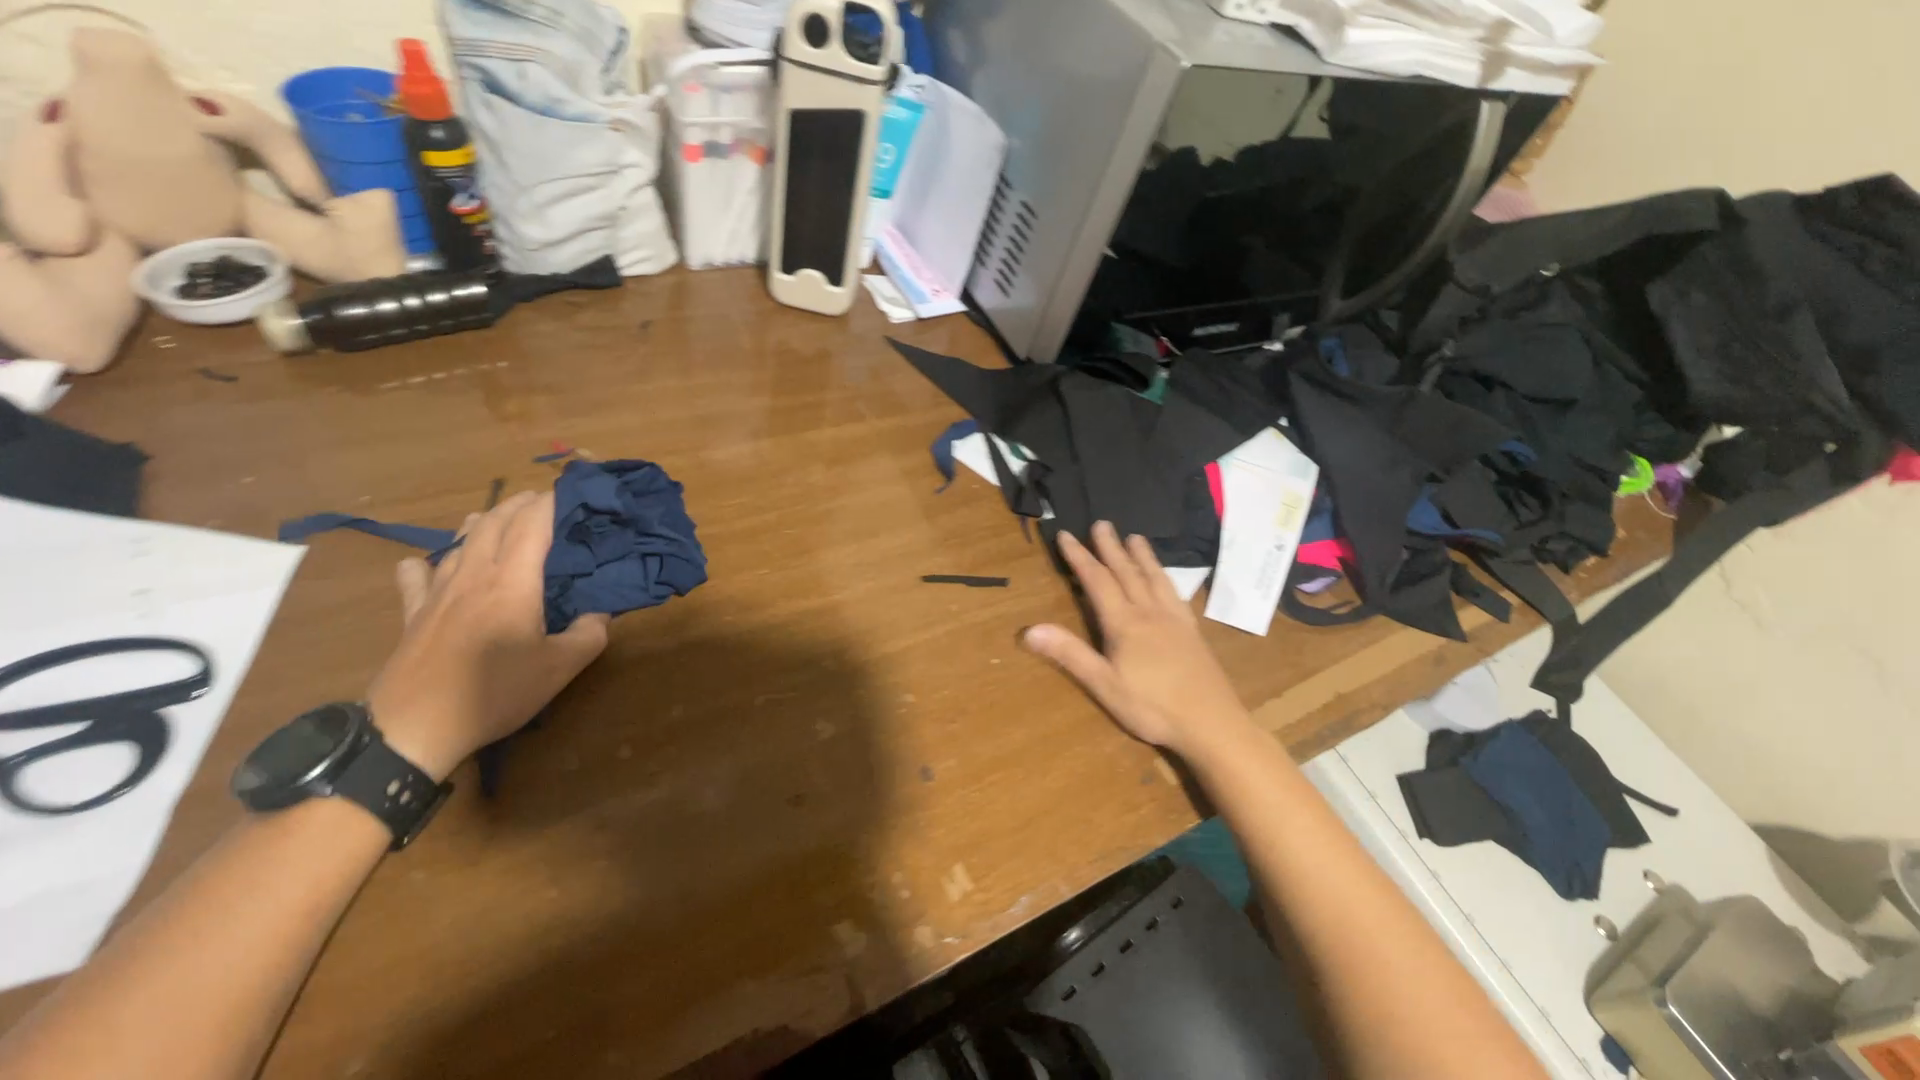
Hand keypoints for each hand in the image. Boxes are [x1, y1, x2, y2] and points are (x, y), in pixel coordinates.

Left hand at [366, 491, 610, 779]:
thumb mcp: (559, 669)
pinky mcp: (413, 612)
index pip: (534, 521)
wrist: (414, 726)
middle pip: (495, 519)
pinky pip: (418, 573)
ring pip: (461, 539)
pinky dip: (430, 561)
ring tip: (503, 521)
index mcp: (512, 580)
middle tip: (548, 503)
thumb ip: (589, 634)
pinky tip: (432, 566)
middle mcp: (474, 573)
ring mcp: (438, 590)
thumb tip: (601, 612)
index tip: (577, 493)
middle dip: (523, 503)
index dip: (554, 500)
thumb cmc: (494, 693)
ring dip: (486, 521)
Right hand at [1022, 521, 1250, 754]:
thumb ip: (1070, 654)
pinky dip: (1164, 578)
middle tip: (1101, 523)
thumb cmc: (1152, 707)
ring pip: (1154, 578)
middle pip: (1127, 572)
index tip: (1066, 535)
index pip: (1097, 581)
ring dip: (1141, 556)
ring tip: (1135, 537)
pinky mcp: (1192, 631)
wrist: (1211, 722)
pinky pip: (1175, 593)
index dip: (1080, 558)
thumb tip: (1030, 629)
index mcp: (1125, 624)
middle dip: (1111, 548)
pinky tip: (1165, 580)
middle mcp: (1150, 612)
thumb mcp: (1104, 685)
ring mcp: (1175, 620)